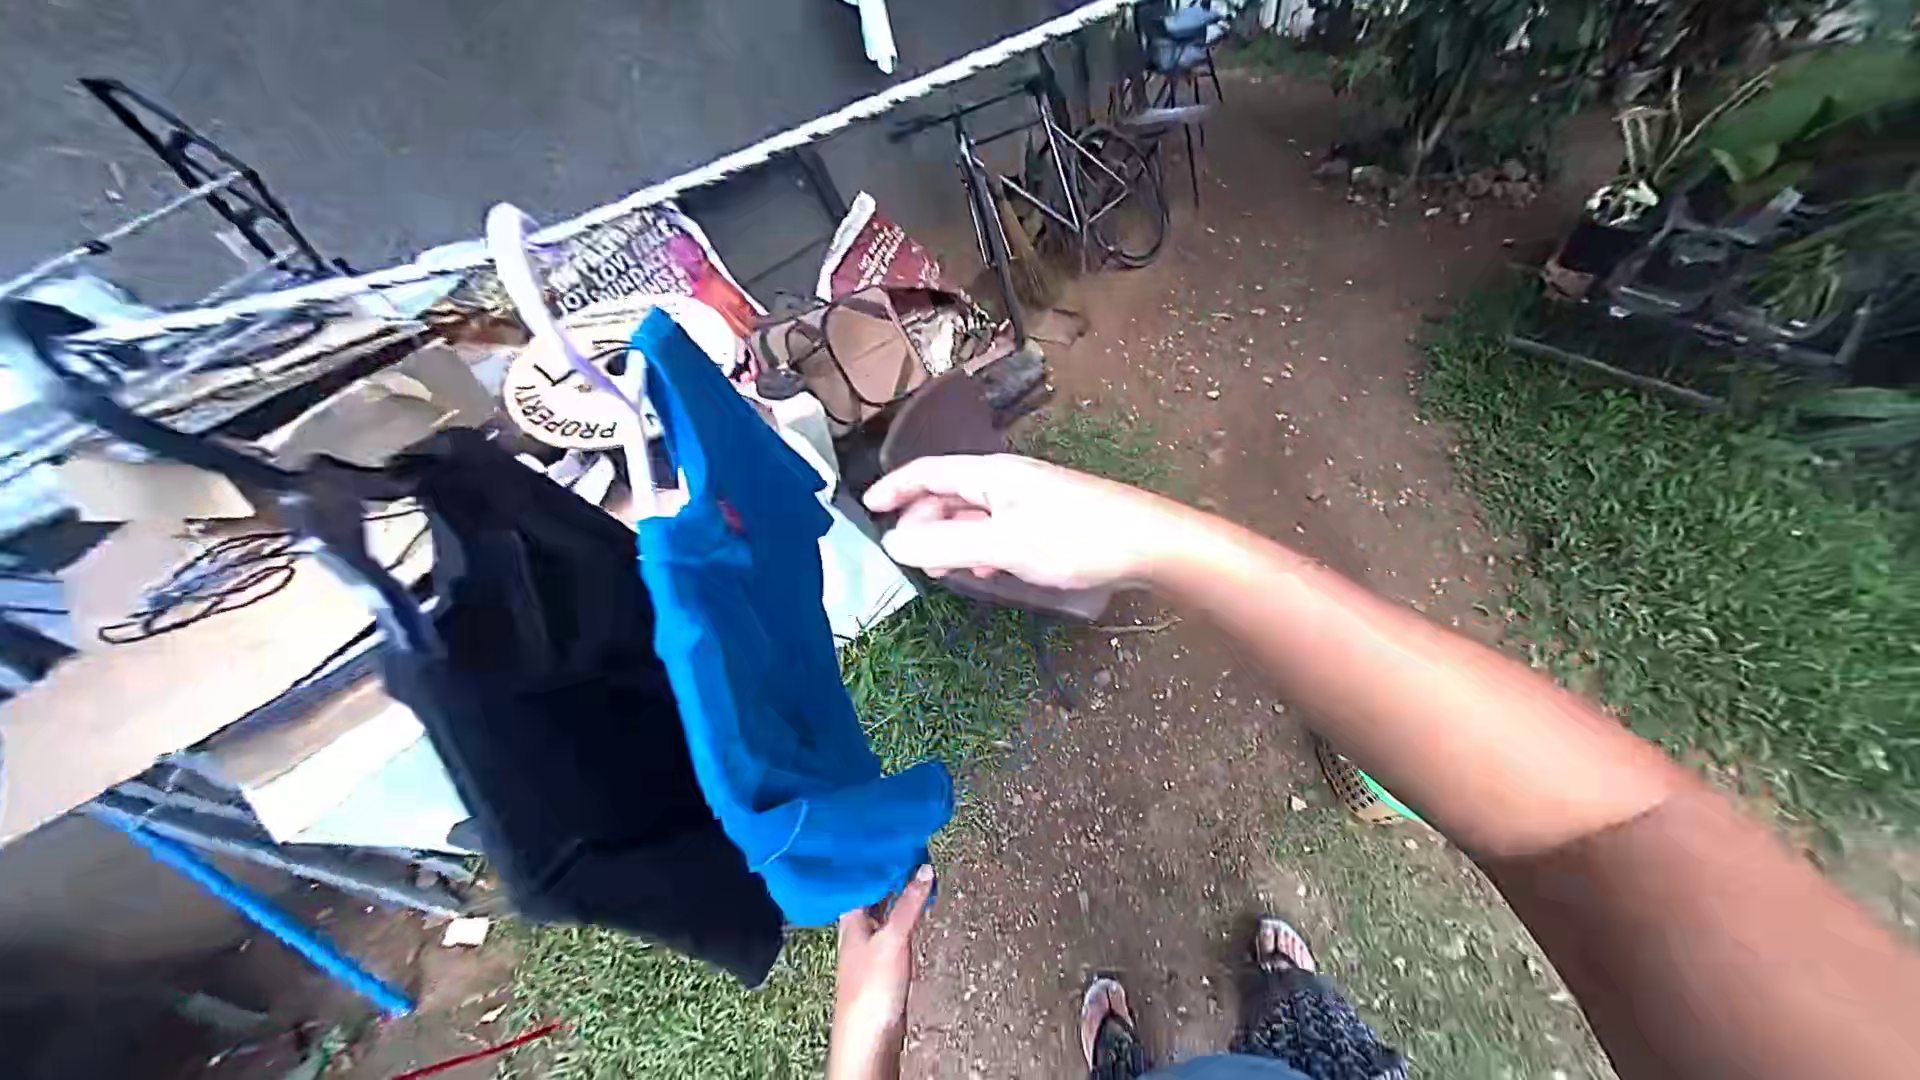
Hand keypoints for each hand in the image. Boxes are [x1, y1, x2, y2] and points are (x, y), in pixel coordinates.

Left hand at [827, 865, 935, 1079]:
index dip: (877, 855)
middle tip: (912, 846)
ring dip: (900, 888)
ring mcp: (870, 941)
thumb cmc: (869, 991)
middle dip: (891, 869)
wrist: (869, 1042)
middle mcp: (857, 925)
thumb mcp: (893, 938)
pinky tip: (918, 903)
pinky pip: (895, 922)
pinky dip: (906, 909)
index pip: (861, 874)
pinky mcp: (883, 957)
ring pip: (885, 905)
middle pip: (873, 888)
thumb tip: (924, 867)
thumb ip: (909, 902)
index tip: (895, 837)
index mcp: (850, 916)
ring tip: (919, 866)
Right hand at [863, 455, 1180, 588]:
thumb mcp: (1004, 544)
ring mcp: (1027, 500)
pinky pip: (996, 530)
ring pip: (973, 516)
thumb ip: (947, 543)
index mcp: (992, 474)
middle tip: (914, 558)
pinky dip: (981, 549)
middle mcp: (1006, 481)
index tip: (869, 508)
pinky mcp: (1044, 520)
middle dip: (925, 524)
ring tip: (948, 569)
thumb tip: (895, 543)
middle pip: (949, 496)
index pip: (928, 472)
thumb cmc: (1077, 538)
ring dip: (953, 540)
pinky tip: (986, 570)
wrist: (1149, 543)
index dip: (894, 489)